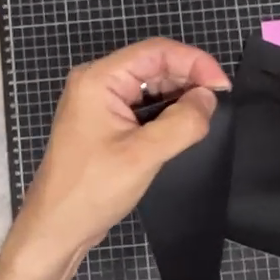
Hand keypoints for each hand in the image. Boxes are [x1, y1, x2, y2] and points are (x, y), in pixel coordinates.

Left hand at [11, 39, 230, 260]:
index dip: (194, 62)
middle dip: (188, 79)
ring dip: (178, 97)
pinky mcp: (103, 124)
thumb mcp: (143, 155)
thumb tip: (208, 98)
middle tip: (217, 103)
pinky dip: (164, 112)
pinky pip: (140, 106)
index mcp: (98, 79)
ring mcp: (98, 104)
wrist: (56, 227)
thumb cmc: (92, 190)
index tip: (223, 86)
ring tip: (205, 115)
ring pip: (148, 86)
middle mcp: (96, 83)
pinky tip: (183, 126)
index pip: (155, 52)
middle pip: (152, 65)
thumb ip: (182, 123)